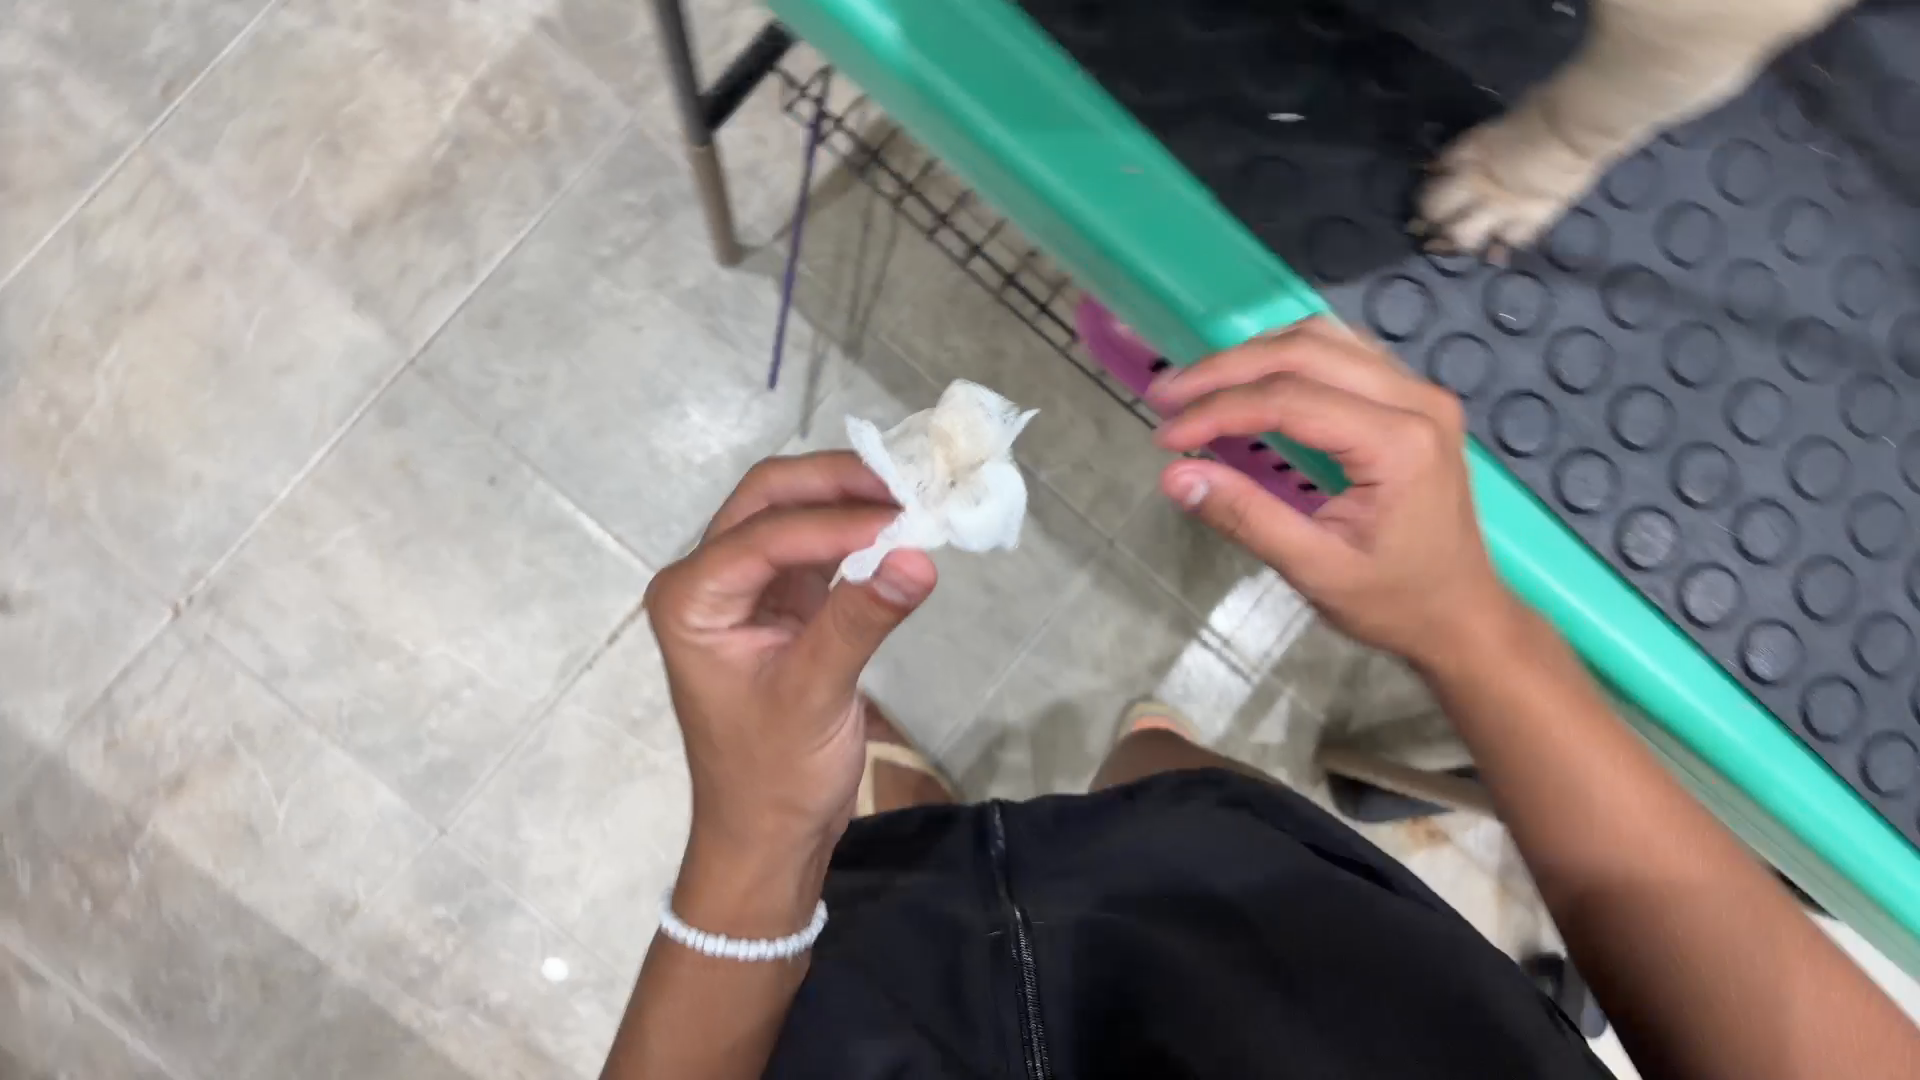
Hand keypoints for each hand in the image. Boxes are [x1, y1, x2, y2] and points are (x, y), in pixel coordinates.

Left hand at [646, 452, 937, 858]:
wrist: (769, 832)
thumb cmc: (774, 775)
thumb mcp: (815, 697)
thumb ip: (861, 621)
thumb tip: (919, 558)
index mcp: (692, 598)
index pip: (764, 534)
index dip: (835, 521)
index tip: (904, 520)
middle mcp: (709, 579)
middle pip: (768, 500)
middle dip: (833, 483)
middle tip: (902, 483)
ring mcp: (745, 587)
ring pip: (792, 514)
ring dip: (847, 501)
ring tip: (908, 498)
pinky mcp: (782, 602)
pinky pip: (817, 548)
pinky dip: (855, 535)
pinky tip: (895, 532)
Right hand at [1148, 318, 1519, 669]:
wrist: (1460, 614)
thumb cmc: (1392, 601)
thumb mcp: (1313, 569)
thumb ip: (1244, 517)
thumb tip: (1173, 477)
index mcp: (1398, 443)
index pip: (1289, 399)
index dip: (1216, 411)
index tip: (1165, 437)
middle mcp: (1415, 400)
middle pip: (1303, 350)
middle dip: (1223, 370)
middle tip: (1166, 397)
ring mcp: (1417, 393)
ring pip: (1321, 338)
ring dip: (1251, 355)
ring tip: (1197, 387)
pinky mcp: (1409, 398)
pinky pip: (1339, 352)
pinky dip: (1283, 358)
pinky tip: (1249, 381)